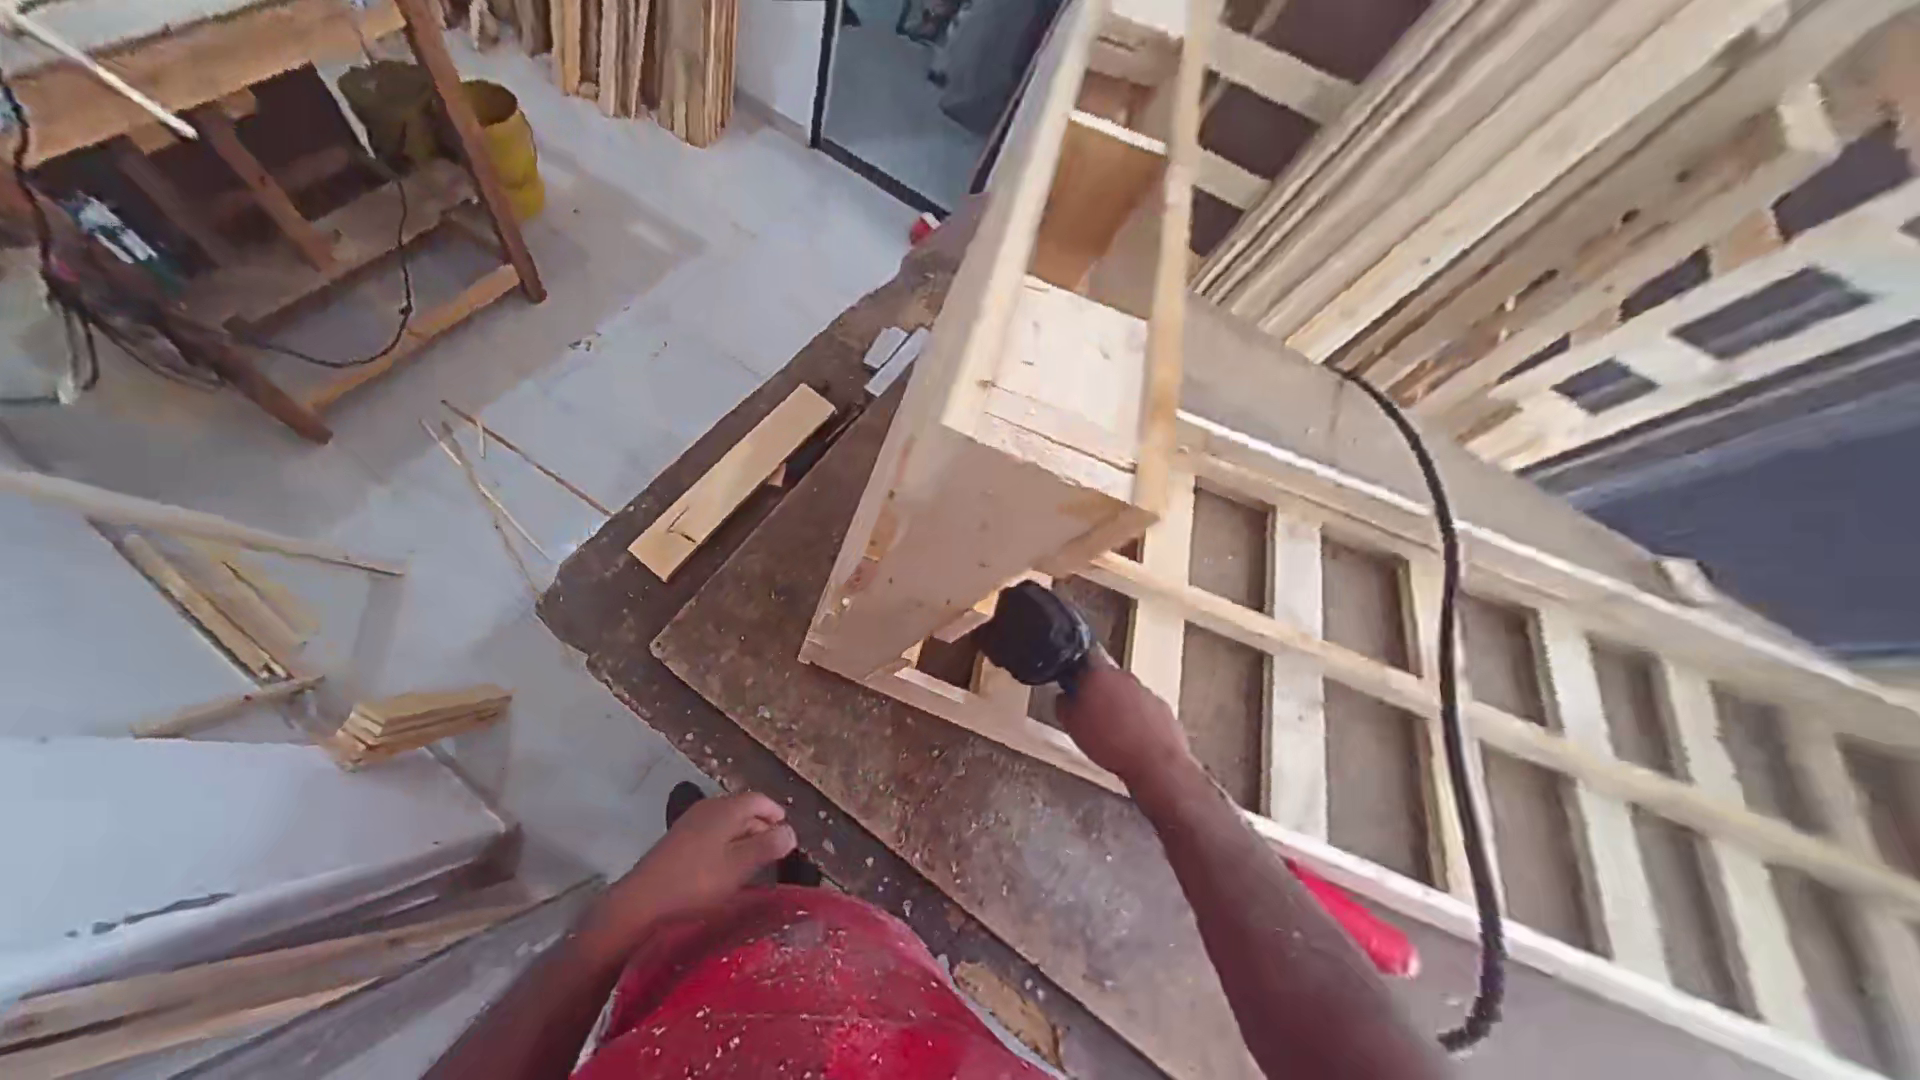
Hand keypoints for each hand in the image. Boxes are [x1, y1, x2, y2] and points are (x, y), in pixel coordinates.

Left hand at [585, 792, 796, 948]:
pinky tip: (725, 869)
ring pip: (727, 823)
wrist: (639, 904)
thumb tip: (791, 831)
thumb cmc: (696, 883)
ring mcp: (690, 823)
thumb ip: (769, 846)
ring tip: (753, 863)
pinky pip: (712, 834)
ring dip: (743, 838)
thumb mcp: (740, 866)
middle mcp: (708, 807)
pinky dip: (725, 845)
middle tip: (774, 852)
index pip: (760, 800)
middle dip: (762, 827)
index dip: (777, 814)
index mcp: (726, 808)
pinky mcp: (677, 840)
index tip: (787, 834)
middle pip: (744, 809)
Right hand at [1055, 653, 1198, 791]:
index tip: (1072, 677)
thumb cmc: (1113, 744)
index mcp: (1099, 674)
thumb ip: (1064, 704)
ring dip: (1118, 705)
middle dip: (1097, 689)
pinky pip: (1144, 709)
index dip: (1077, 666)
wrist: (1155, 764)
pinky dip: (1137, 719)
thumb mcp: (1072, 726)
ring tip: (1111, 730)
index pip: (1085, 654)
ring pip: (1126, 692)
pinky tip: (1130, 738)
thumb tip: (1063, 698)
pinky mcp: (1162, 708)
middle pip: (1107, 675)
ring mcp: (1146, 692)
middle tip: (1088, 710)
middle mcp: (1125, 677)